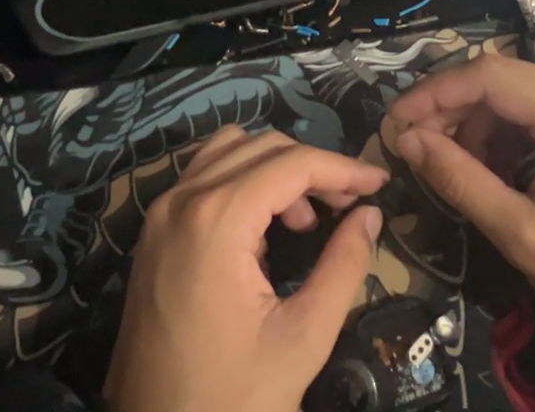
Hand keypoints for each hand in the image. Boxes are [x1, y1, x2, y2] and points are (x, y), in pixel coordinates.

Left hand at [103, 125, 388, 411]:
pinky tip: (265, 227)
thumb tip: (370, 214)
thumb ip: (344, 266)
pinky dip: (243, 179)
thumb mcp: (303, 338)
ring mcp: (160, 213)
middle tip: (351, 204)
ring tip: (307, 217)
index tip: (380, 183)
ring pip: (230, 150)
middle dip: (314, 167)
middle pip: (262, 147)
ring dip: (276, 168)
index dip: (343, 168)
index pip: (292, 164)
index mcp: (216, 220)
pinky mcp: (153, 232)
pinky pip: (205, 176)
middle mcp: (182, 200)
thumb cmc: (231, 397)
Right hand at [387, 53, 534, 348]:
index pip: (489, 77)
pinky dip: (501, 128)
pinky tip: (491, 166)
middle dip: (449, 106)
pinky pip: (532, 103)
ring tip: (453, 165)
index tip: (396, 123)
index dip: (434, 93)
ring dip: (474, 120)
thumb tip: (409, 140)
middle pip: (498, 75)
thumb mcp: (523, 235)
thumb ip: (463, 181)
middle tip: (415, 146)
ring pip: (512, 87)